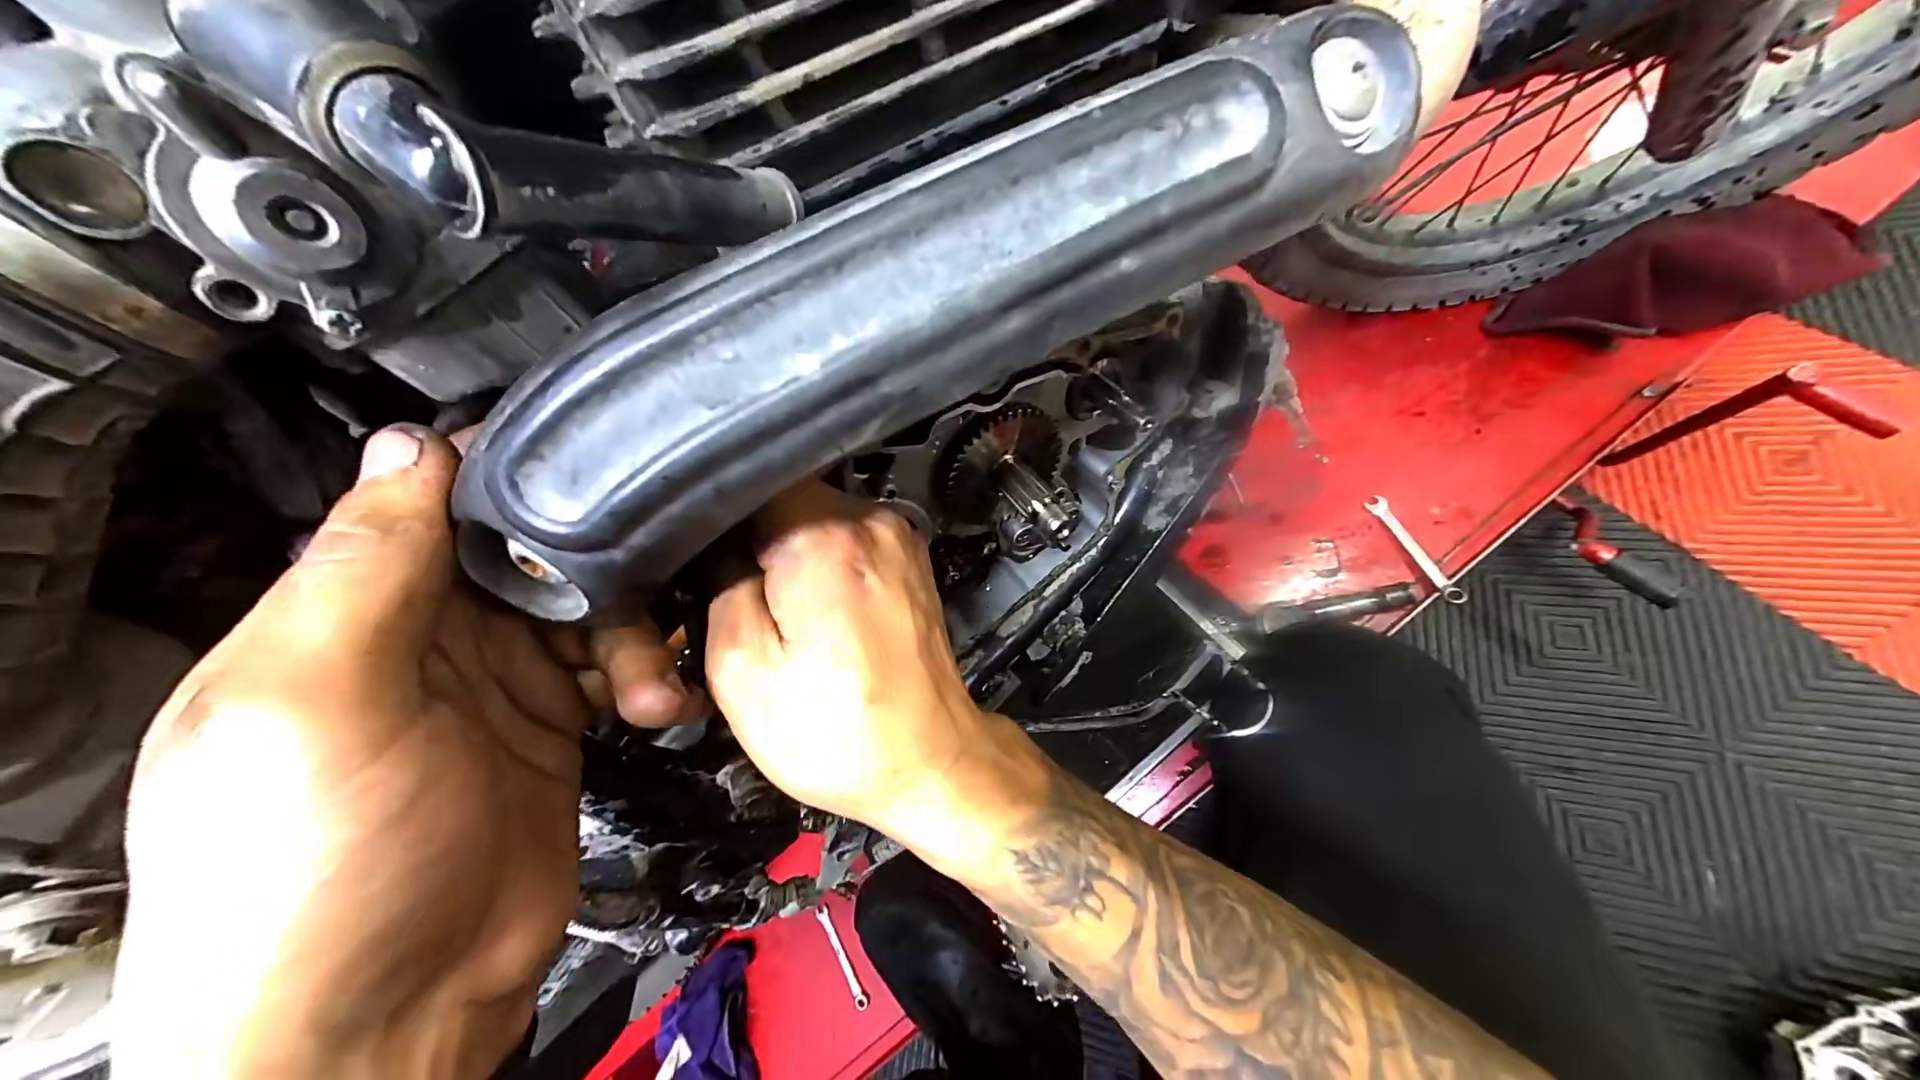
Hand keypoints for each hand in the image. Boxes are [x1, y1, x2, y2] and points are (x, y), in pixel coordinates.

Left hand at [114, 426, 690, 1078]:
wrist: (385, 1019)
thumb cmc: (311, 878)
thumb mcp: (315, 707)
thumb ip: (364, 572)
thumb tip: (410, 446)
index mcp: (349, 614)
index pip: (435, 504)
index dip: (511, 479)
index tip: (589, 472)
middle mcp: (426, 639)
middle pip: (534, 556)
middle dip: (596, 568)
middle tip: (631, 598)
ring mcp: (497, 685)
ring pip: (588, 610)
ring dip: (631, 633)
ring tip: (644, 686)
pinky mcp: (554, 727)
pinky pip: (616, 668)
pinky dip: (646, 676)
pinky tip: (655, 704)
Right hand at [705, 483, 1047, 846]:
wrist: (929, 759)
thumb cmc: (842, 732)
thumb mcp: (740, 668)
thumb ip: (719, 587)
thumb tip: (723, 549)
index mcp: (824, 538)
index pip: (748, 482)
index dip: (716, 518)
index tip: (706, 556)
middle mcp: (872, 523)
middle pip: (785, 499)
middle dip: (753, 543)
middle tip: (742, 600)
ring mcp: (898, 540)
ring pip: (815, 521)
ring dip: (789, 559)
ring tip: (786, 618)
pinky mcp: (909, 563)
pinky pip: (847, 544)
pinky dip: (822, 570)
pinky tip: (819, 619)